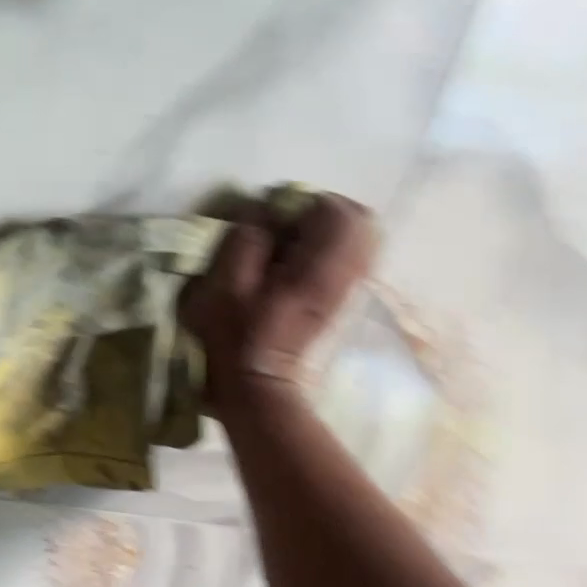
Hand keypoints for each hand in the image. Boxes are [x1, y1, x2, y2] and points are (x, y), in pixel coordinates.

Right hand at [181, 192, 377, 403]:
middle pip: (362, 221)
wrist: (259, 385)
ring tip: (290, 242)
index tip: (274, 213)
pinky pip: (352, 258)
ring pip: (360, 239)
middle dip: (325, 211)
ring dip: (327, 230)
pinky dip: (329, 249)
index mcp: (318, 268)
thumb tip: (260, 211)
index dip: (304, 201)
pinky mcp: (342, 300)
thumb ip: (245, 241)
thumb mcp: (224, 285)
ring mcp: (349, 288)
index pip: (338, 212)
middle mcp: (346, 274)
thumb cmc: (235, 334)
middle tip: (288, 221)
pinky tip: (296, 263)